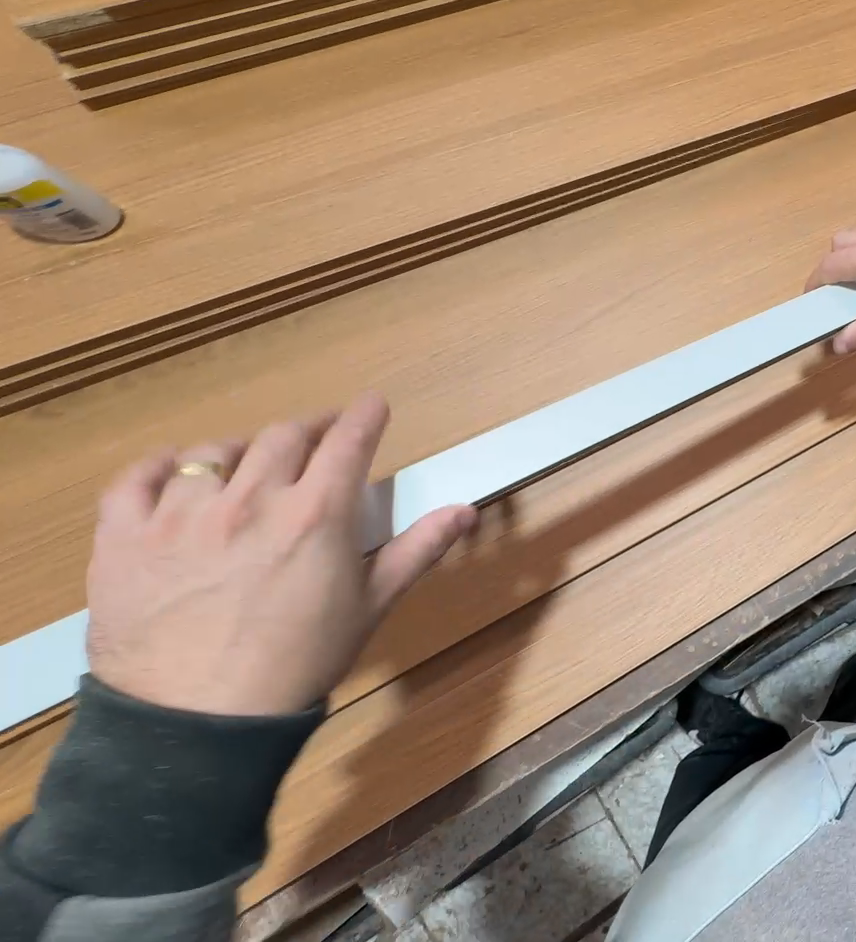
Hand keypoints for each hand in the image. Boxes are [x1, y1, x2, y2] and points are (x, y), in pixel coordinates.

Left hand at [85, 394, 475, 716]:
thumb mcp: (373, 602)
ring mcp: (181, 517)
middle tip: (321, 436)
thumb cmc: (302, 657)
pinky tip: (178, 471)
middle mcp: (251, 502)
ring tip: (252, 463)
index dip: (363, 417)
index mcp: (317, 515)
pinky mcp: (124, 538)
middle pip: (283, 437)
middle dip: (310, 428)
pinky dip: (162, 465)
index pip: (347, 443)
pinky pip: (136, 479)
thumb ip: (419, 548)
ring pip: (214, 453)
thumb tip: (466, 510)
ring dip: (243, 449)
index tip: (372, 403)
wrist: (200, 717)